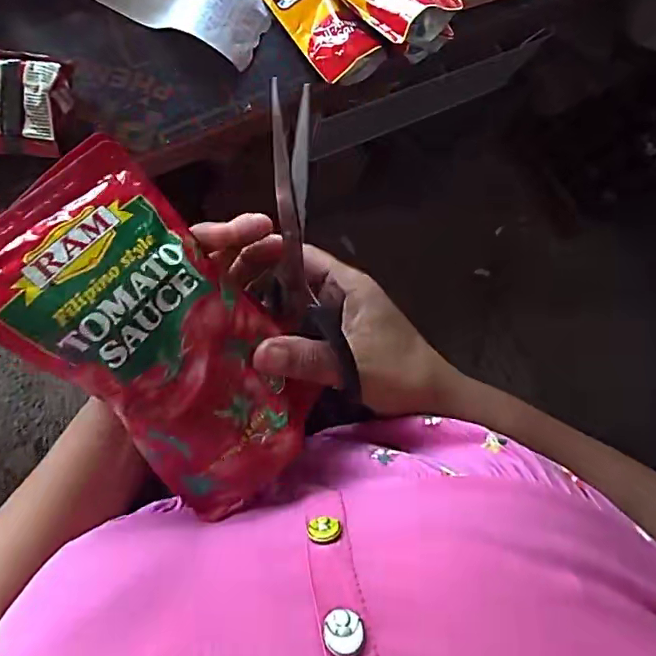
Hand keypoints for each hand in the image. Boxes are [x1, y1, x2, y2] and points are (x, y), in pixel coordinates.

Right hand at [191, 215, 460, 417]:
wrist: (434, 400)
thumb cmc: (401, 372)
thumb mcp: (352, 363)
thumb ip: (307, 356)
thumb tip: (257, 352)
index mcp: (347, 285)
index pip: (301, 256)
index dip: (268, 255)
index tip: (233, 264)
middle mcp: (338, 295)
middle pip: (291, 280)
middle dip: (259, 287)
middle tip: (221, 299)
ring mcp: (336, 318)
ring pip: (293, 307)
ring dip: (267, 314)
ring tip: (228, 323)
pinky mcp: (334, 341)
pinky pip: (300, 330)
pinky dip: (280, 336)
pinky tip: (254, 348)